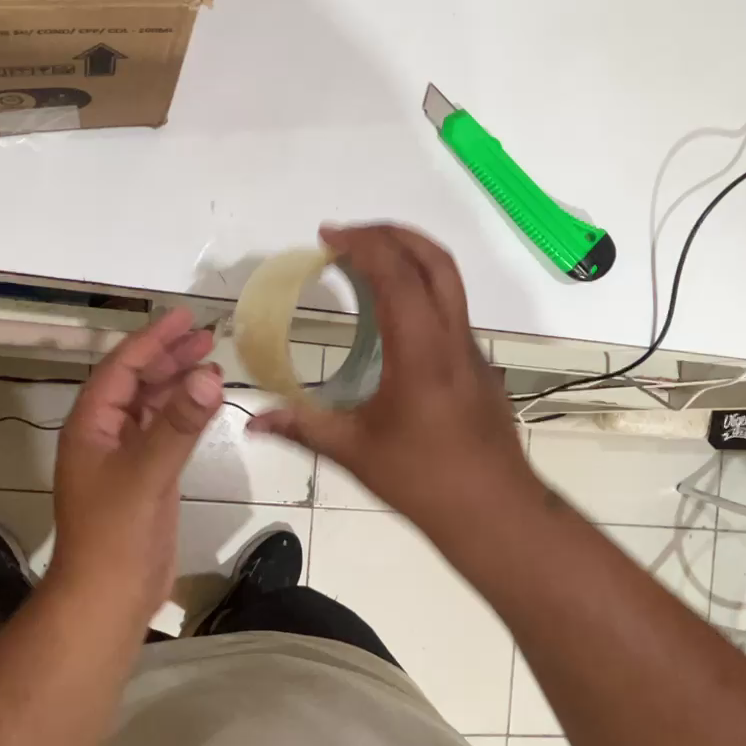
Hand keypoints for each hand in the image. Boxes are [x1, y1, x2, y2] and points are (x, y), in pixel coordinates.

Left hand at [48, 308, 223, 623]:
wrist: (109, 595)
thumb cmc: (115, 534)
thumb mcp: (145, 474)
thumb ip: (178, 424)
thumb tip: (209, 375)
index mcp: (89, 426)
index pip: (122, 369)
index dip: (152, 340)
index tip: (186, 318)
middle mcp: (104, 435)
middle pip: (136, 383)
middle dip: (168, 357)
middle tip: (207, 336)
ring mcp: (124, 457)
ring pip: (151, 407)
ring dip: (178, 384)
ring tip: (213, 362)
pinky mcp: (145, 478)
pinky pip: (164, 433)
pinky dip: (185, 415)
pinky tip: (206, 404)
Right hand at [251, 224, 534, 529]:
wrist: (494, 511)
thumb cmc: (422, 480)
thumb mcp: (354, 452)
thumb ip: (302, 428)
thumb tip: (251, 423)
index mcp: (420, 351)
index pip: (396, 274)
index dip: (362, 244)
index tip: (328, 237)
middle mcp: (452, 338)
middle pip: (433, 260)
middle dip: (390, 235)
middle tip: (346, 238)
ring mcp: (471, 351)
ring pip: (448, 282)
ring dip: (408, 259)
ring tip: (364, 268)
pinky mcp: (478, 367)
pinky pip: (449, 310)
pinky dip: (419, 291)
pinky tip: (389, 323)